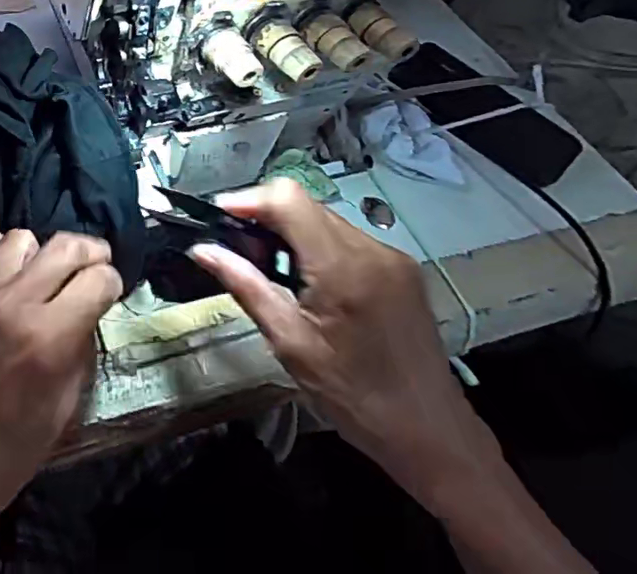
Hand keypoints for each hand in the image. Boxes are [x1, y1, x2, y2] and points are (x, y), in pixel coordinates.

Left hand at [0, 228, 122, 573]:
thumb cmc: (8, 453)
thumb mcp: (65, 408)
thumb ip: (79, 349)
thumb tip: (89, 309)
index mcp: (48, 339)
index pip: (97, 279)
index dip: (112, 282)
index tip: (110, 290)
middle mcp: (12, 304)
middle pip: (64, 247)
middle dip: (90, 253)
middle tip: (94, 266)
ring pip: (20, 238)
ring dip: (40, 253)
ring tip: (42, 274)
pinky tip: (0, 263)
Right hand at [189, 181, 594, 573]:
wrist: (435, 437)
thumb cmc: (355, 397)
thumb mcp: (289, 342)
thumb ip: (244, 286)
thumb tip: (201, 249)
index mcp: (344, 267)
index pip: (288, 198)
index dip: (247, 199)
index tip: (217, 219)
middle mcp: (372, 250)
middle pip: (304, 203)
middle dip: (263, 215)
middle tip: (234, 247)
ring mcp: (391, 257)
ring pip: (323, 217)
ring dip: (288, 230)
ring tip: (264, 265)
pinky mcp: (401, 269)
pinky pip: (344, 237)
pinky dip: (314, 245)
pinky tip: (302, 278)